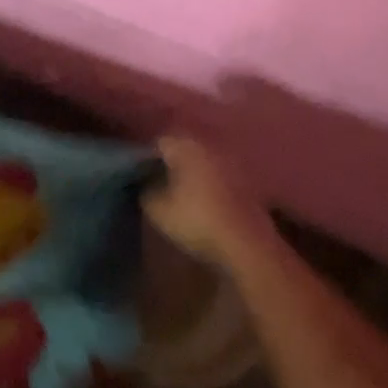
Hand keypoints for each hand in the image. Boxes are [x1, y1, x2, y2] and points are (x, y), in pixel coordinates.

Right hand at [143, 135, 282, 267]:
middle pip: (182, 146)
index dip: (145, 158)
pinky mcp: (247, 180)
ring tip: (180, 193)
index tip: (140, 177)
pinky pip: (219, 173)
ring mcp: (232, 160)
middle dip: (169, 162)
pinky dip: (209, 182)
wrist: (248, 246)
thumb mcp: (156, 209)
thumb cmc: (197, 221)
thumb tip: (145, 182)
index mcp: (185, 145)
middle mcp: (209, 144)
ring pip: (202, 159)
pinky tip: (203, 200)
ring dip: (191, 171)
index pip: (157, 142)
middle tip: (157, 183)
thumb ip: (145, 189)